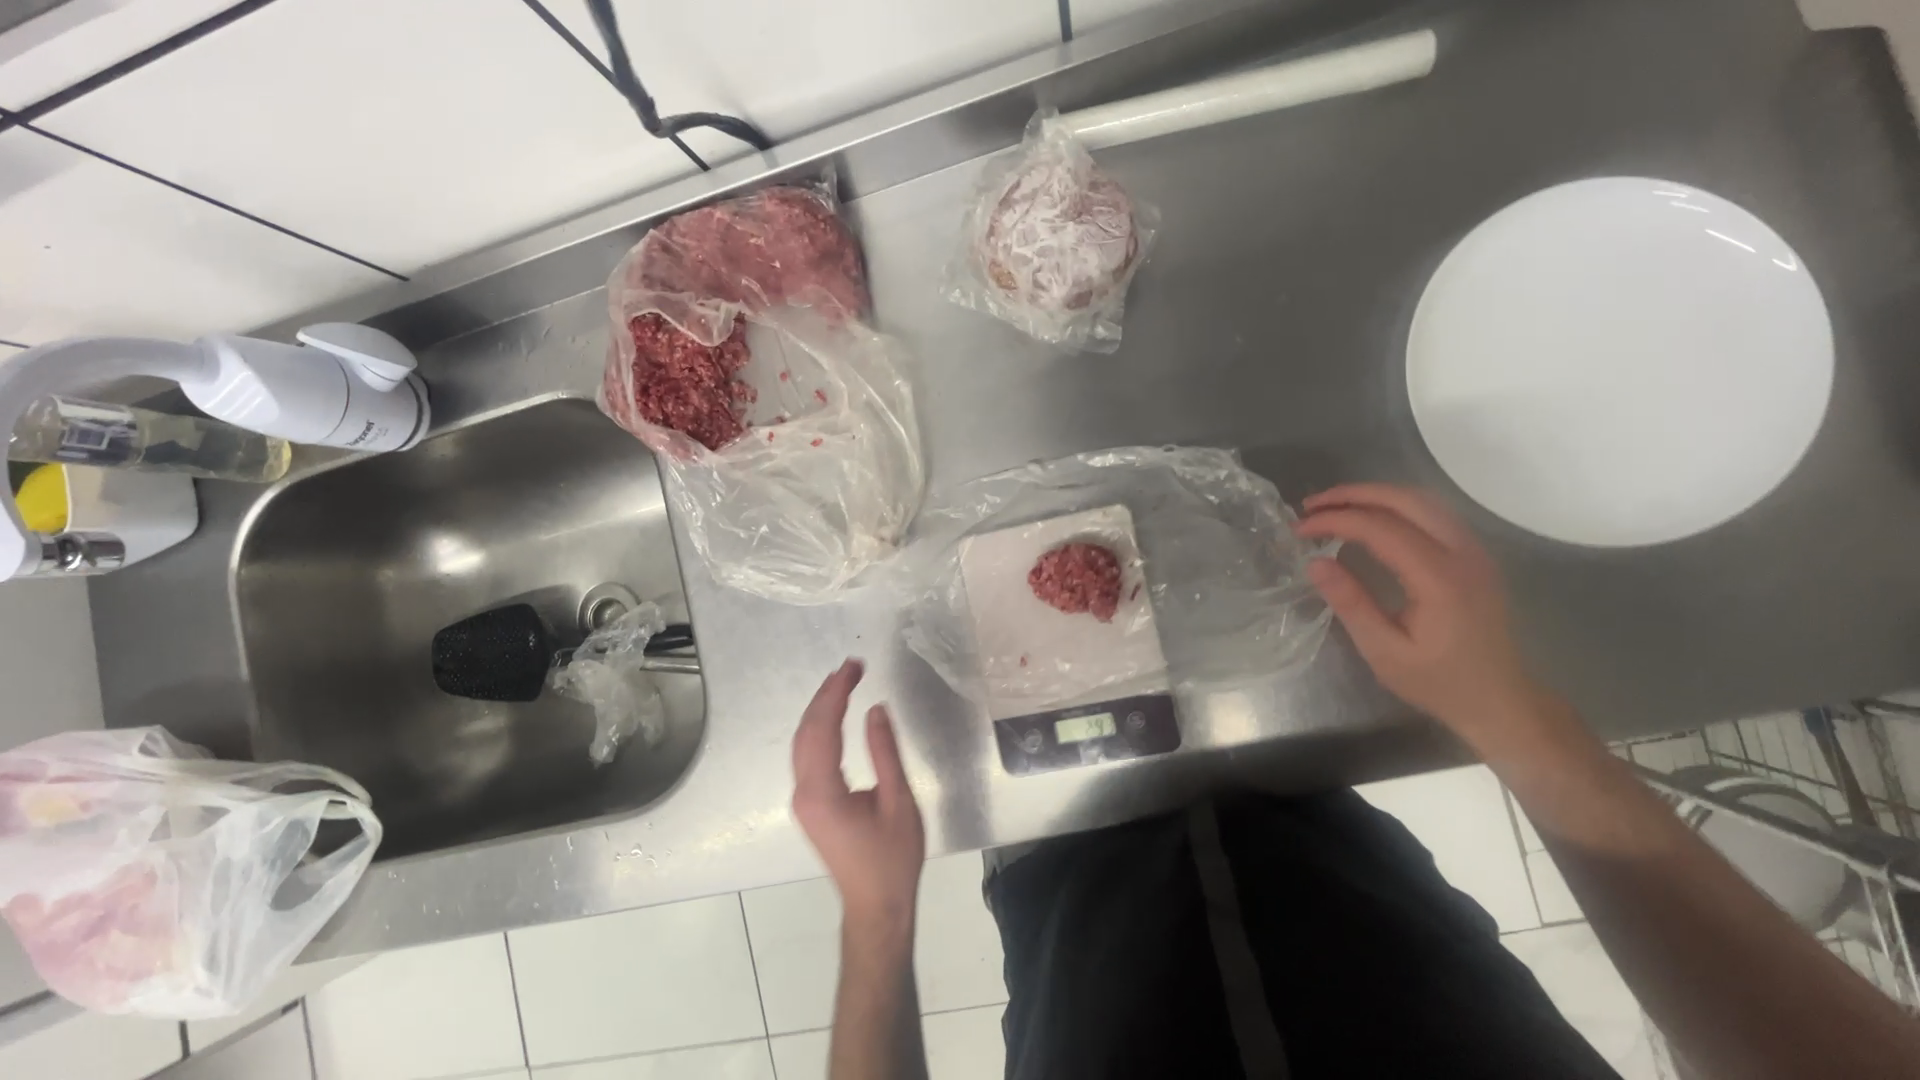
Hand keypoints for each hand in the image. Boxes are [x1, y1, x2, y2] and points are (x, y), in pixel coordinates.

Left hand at [791, 660, 924, 924]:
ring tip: (843, 682)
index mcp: (823, 791)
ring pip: (802, 743)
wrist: (876, 905)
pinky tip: (834, 717)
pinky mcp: (809, 805)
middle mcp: (803, 792)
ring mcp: (802, 800)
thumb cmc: (893, 858)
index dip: (836, 693)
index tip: (854, 666)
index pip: (823, 728)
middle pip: (806, 731)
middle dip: (826, 695)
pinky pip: (807, 757)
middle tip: (851, 667)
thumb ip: (885, 752)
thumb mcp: (898, 801)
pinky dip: (819, 730)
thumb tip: (876, 709)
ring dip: (820, 710)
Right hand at [1296, 484, 1546, 742]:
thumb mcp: (1384, 652)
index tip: (1300, 529)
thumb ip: (1351, 604)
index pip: (1381, 528)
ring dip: (1376, 496)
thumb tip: (1315, 562)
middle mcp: (1463, 553)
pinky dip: (1397, 507)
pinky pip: (1435, 514)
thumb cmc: (1439, 682)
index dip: (1336, 520)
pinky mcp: (1475, 556)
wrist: (1499, 699)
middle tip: (1312, 506)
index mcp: (1440, 579)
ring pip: (1423, 501)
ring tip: (1336, 508)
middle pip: (1405, 500)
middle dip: (1354, 495)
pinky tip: (1372, 519)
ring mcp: (1475, 551)